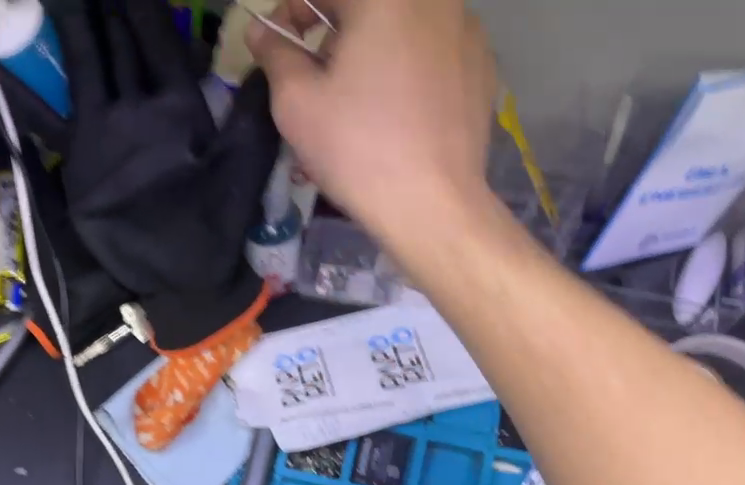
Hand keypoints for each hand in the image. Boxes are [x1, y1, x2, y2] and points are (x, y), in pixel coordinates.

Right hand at [248, 0, 500, 238]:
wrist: (432, 205)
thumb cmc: (356, 149)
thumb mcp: (297, 104)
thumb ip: (276, 55)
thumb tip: (262, 32)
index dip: (292, 13)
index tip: (279, 47)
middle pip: (368, 6)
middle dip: (336, 34)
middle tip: (320, 81)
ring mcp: (466, 28)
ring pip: (404, 25)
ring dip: (373, 49)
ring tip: (360, 102)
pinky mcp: (482, 64)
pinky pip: (435, 50)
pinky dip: (410, 68)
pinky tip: (399, 113)